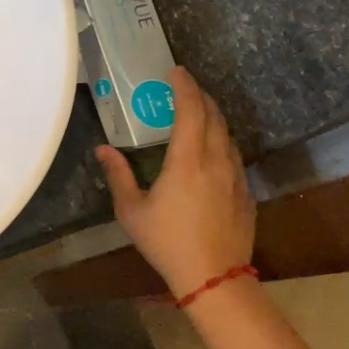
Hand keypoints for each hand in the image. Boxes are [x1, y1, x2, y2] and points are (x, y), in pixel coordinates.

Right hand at [96, 67, 254, 297]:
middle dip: (200, 95)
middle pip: (214, 115)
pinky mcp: (245, 193)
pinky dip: (221, 141)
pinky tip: (211, 150)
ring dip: (213, 117)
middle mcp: (215, 160)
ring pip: (227, 134)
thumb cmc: (166, 242)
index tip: (175, 71)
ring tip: (198, 113)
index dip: (184, 86)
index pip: (190, 109)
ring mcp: (235, 176)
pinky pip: (233, 155)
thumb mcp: (132, 211)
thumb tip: (103, 150)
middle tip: (185, 86)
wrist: (213, 277)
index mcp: (187, 159)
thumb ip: (118, 176)